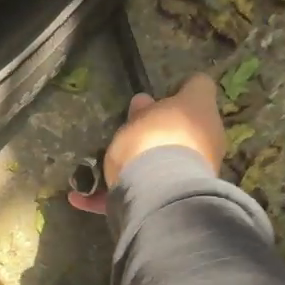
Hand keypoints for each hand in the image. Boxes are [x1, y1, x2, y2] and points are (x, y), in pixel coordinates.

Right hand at [68, 73, 224, 214]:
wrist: (162, 189)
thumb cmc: (153, 139)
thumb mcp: (139, 119)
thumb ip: (141, 112)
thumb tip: (143, 101)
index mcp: (199, 108)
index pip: (198, 85)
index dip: (181, 88)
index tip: (163, 95)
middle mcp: (204, 137)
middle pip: (184, 128)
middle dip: (162, 133)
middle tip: (132, 136)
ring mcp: (192, 170)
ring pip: (165, 164)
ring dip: (139, 167)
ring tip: (102, 172)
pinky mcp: (171, 199)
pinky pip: (140, 195)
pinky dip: (111, 197)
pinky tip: (79, 199)